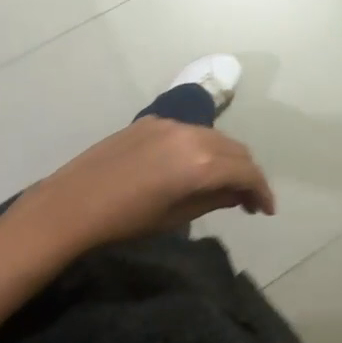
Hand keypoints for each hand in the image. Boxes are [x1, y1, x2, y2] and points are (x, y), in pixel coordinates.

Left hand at [7, 117, 276, 253]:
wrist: (75, 202)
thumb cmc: (127, 221)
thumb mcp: (177, 217)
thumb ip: (214, 199)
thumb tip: (237, 193)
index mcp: (201, 162)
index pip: (246, 170)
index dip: (261, 190)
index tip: (266, 210)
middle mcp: (191, 134)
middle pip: (234, 148)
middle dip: (246, 172)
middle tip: (248, 201)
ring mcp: (169, 123)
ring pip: (212, 136)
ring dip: (225, 158)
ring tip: (224, 185)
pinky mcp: (151, 121)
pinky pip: (189, 131)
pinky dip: (202, 147)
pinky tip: (194, 168)